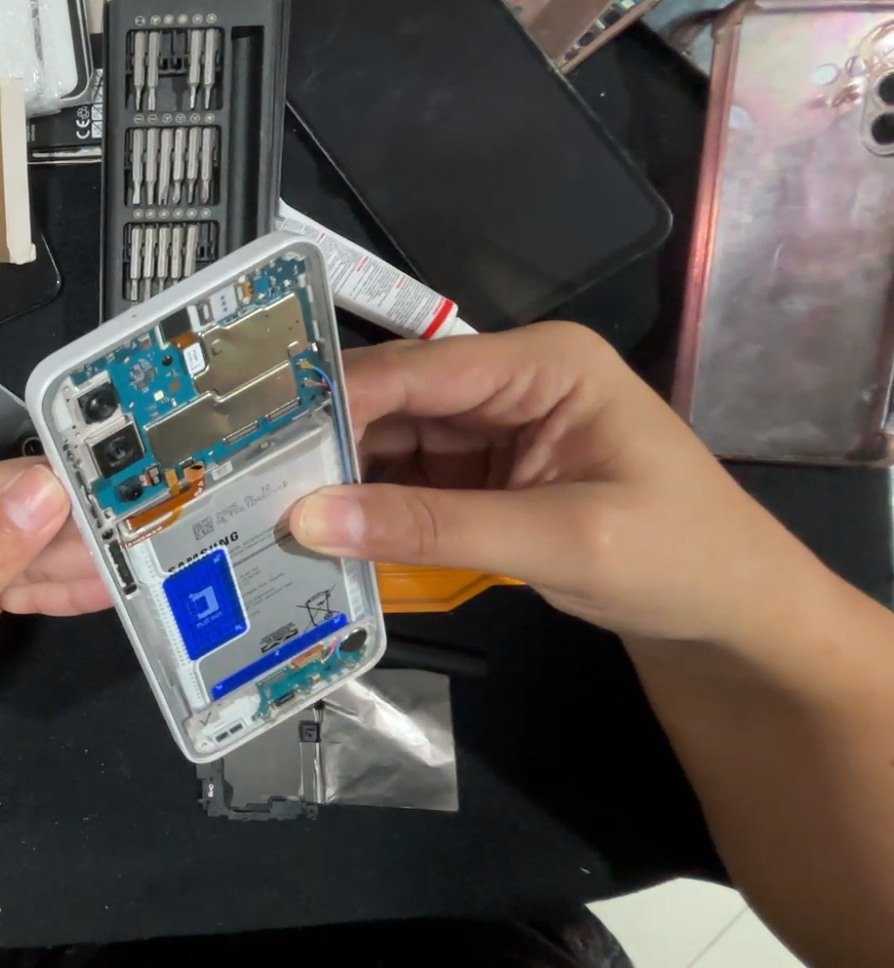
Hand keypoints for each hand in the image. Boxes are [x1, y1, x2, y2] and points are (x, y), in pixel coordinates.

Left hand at [0, 461, 103, 811]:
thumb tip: (43, 492)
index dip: (29, 491)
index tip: (101, 494)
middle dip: (61, 522)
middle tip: (133, 527)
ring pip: (21, 539)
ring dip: (76, 554)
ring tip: (139, 554)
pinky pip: (27, 576)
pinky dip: (66, 585)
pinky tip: (112, 586)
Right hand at [286, 323, 839, 643]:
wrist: (734, 620)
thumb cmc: (683, 563)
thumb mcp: (562, 542)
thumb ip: (430, 528)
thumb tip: (306, 520)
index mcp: (538, 363)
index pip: (411, 370)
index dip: (335, 404)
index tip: (262, 449)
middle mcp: (496, 380)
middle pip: (382, 399)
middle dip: (322, 441)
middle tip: (250, 481)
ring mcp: (475, 424)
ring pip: (374, 438)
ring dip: (329, 475)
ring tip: (266, 504)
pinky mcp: (460, 468)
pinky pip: (387, 475)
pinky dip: (353, 501)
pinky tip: (313, 522)